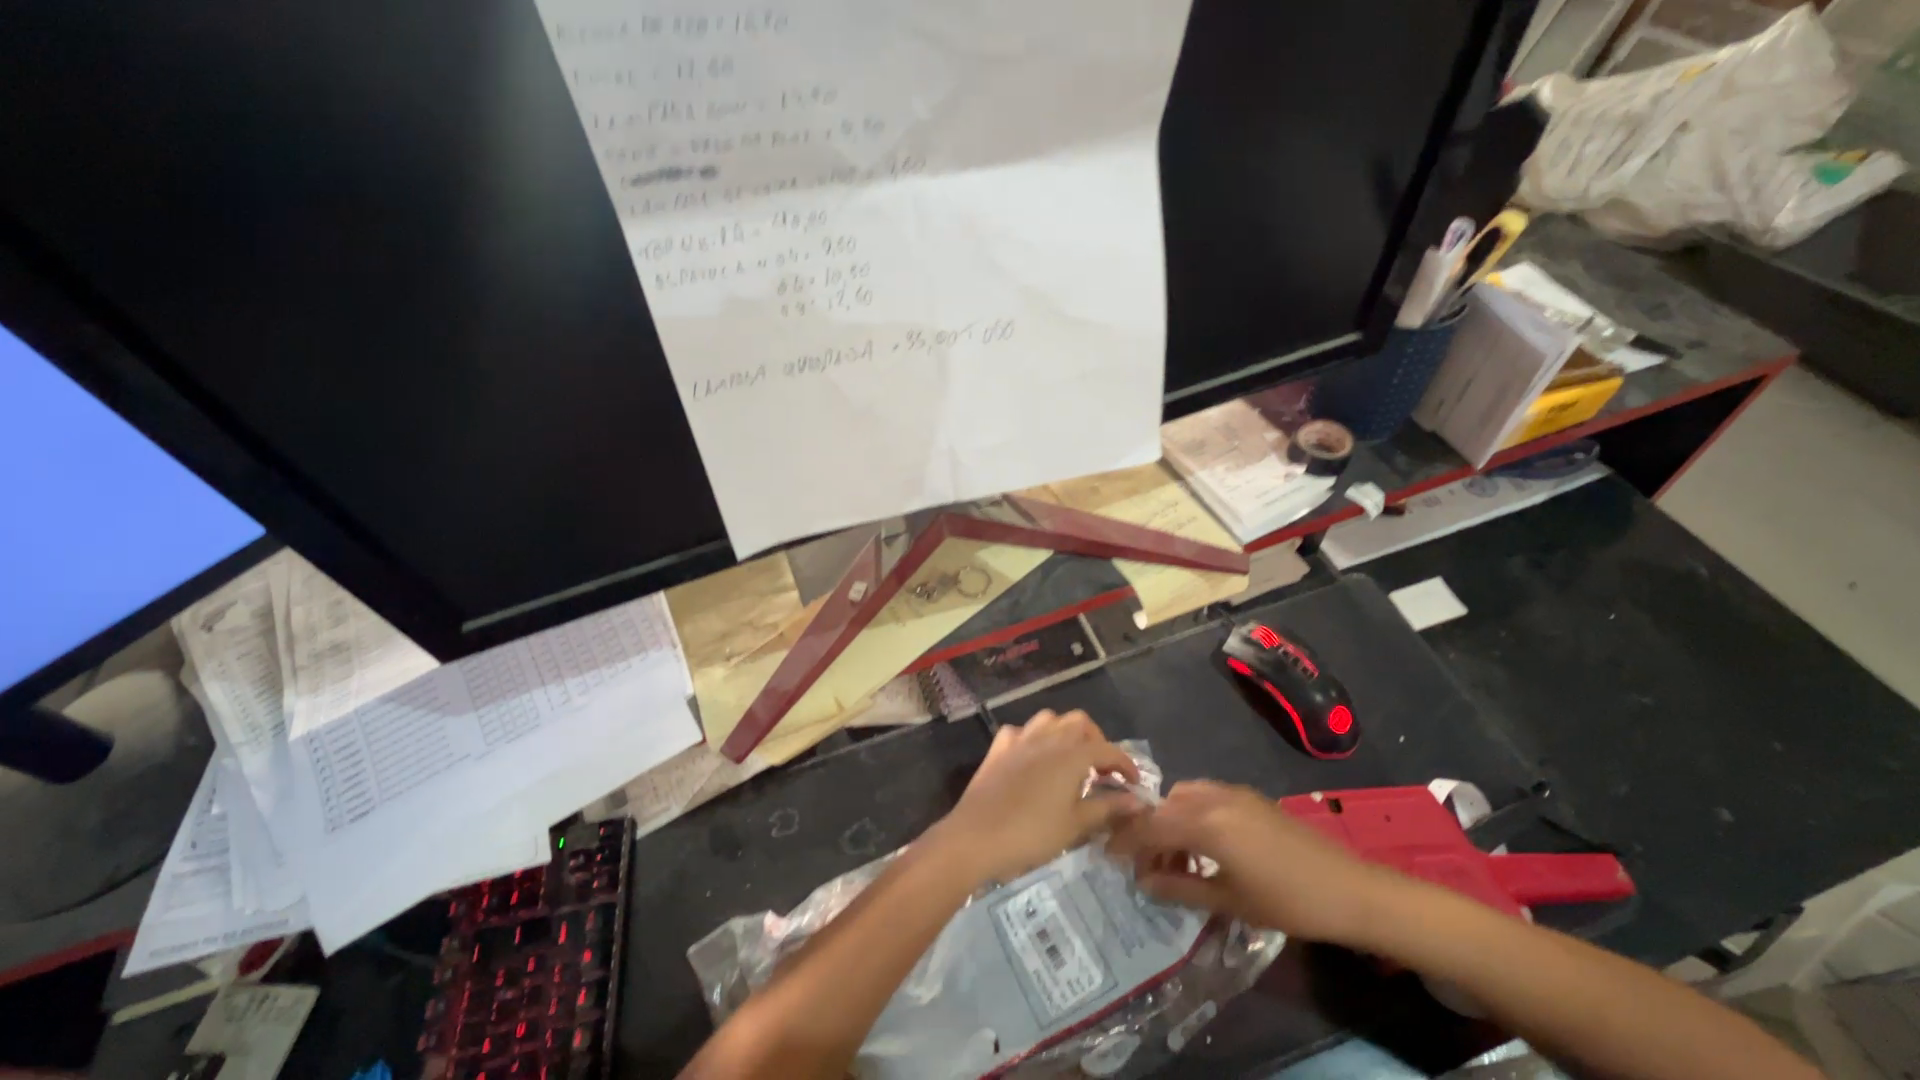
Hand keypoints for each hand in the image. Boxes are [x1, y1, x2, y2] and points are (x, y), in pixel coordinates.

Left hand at [929, 710, 1142, 884]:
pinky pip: (1020, 732)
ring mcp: (1019, 740)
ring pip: (1049, 720)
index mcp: (1071, 755)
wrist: (975, 837)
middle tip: (1101, 770)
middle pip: (1079, 723)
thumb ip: (1108, 807)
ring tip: (1070, 761)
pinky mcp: (997, 749)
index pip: (1108, 750)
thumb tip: (1138, 800)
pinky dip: (1033, 739)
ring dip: (1065, 733)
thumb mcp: (1076, 824)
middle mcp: (1047, 738)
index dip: (1126, 765)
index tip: (1133, 784)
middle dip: (1096, 741)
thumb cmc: (1031, 834)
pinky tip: (1033, 759)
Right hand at [1106, 780, 1404, 945]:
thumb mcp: (1228, 901)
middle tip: (1139, 862)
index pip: (1150, 825)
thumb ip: (1180, 886)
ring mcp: (1236, 794)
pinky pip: (1207, 796)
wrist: (1351, 891)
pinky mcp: (1253, 799)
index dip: (1126, 840)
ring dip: (1170, 820)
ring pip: (1185, 796)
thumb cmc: (1287, 901)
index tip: (1106, 855)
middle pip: (1164, 805)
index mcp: (1206, 823)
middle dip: (1145, 830)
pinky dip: (1192, 814)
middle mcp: (1216, 798)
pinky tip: (1202, 847)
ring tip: (1173, 858)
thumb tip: (1142, 879)